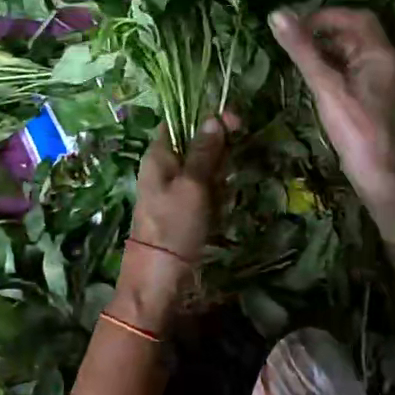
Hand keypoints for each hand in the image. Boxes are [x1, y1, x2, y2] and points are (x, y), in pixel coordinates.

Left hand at [116, 112, 238, 332]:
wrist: (160, 278)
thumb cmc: (174, 225)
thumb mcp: (193, 183)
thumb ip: (204, 150)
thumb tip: (214, 118)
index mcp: (158, 155)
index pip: (181, 120)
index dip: (207, 117)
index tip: (235, 121)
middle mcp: (164, 167)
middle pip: (196, 144)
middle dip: (218, 151)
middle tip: (228, 168)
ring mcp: (174, 189)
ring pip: (205, 168)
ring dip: (220, 176)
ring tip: (222, 195)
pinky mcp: (184, 209)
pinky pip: (206, 191)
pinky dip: (217, 195)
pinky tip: (221, 209)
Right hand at [270, 7, 394, 208]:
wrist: (380, 173)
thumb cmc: (355, 128)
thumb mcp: (326, 86)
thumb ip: (302, 50)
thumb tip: (276, 15)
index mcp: (380, 53)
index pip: (355, 17)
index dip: (325, 16)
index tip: (297, 25)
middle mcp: (386, 62)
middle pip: (356, 33)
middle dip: (326, 32)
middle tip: (296, 39)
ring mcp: (383, 80)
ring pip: (354, 53)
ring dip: (329, 49)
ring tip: (300, 56)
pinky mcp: (377, 97)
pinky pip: (355, 70)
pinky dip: (335, 67)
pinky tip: (316, 77)